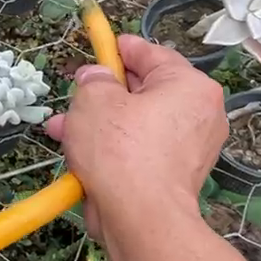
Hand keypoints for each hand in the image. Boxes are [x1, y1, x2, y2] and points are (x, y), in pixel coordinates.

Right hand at [43, 34, 225, 242]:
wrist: (139, 215)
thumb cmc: (120, 149)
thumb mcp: (94, 100)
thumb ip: (94, 80)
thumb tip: (97, 77)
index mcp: (190, 87)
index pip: (153, 54)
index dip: (121, 48)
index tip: (102, 44)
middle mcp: (200, 114)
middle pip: (143, 91)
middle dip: (101, 94)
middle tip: (74, 93)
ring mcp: (190, 147)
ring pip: (135, 122)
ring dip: (97, 122)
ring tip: (60, 129)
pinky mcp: (175, 174)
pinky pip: (139, 148)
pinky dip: (112, 146)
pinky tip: (79, 152)